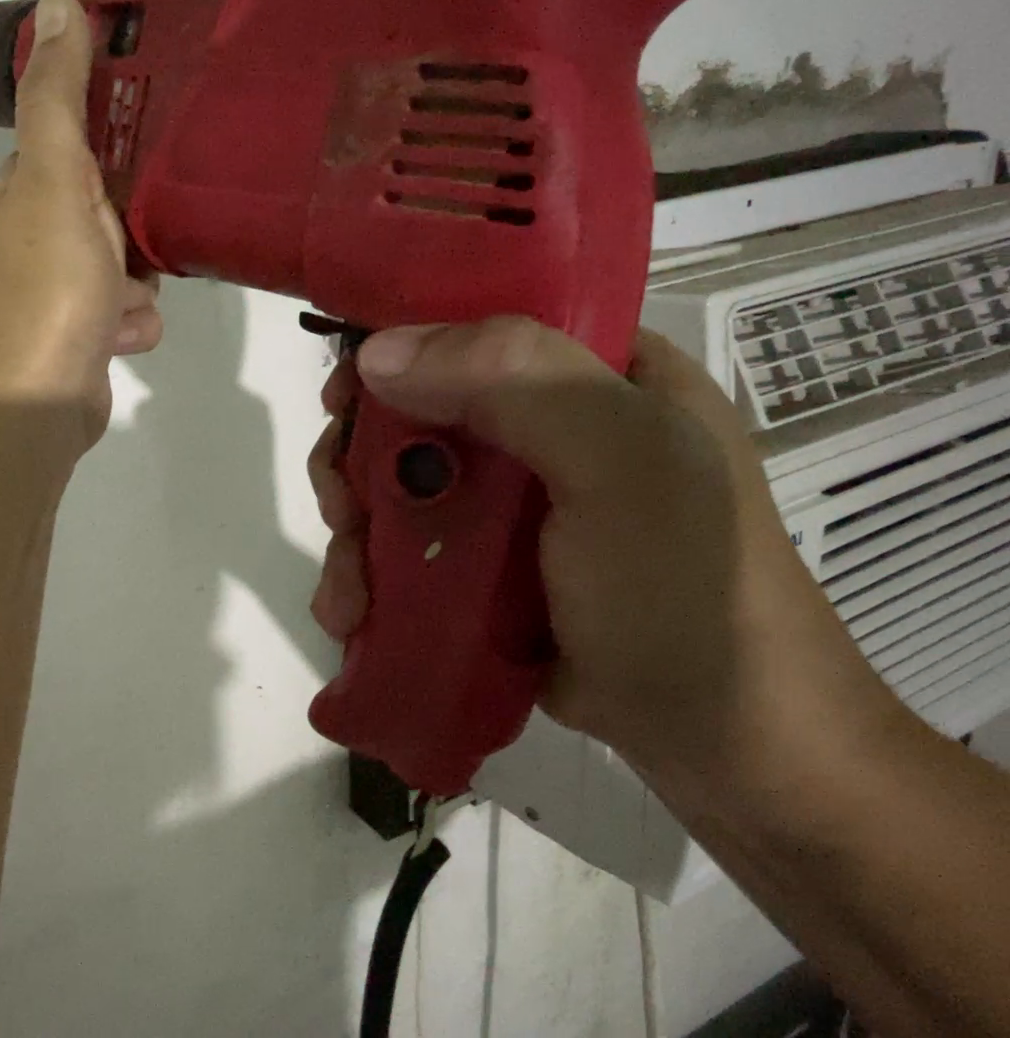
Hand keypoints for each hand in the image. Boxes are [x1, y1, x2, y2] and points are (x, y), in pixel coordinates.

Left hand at [0, 0, 162, 455]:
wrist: (38, 404)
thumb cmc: (49, 290)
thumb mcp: (55, 180)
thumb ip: (56, 99)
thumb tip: (56, 4)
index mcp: (20, 194)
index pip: (74, 141)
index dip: (115, 138)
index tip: (158, 139)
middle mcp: (32, 238)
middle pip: (109, 203)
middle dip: (137, 222)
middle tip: (147, 236)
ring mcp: (55, 291)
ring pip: (127, 261)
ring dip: (141, 279)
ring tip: (129, 298)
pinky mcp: (79, 335)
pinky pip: (127, 310)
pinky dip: (133, 321)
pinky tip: (125, 336)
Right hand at [308, 319, 874, 770]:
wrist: (716, 734)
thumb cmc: (685, 585)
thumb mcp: (623, 460)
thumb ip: (515, 384)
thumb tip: (375, 354)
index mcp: (595, 375)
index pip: (479, 324)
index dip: (401, 345)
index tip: (345, 391)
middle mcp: (543, 428)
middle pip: (415, 412)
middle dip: (361, 462)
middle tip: (342, 507)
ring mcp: (507, 502)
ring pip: (395, 487)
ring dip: (354, 534)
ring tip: (349, 592)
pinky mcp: (479, 565)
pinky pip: (401, 547)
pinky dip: (365, 576)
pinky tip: (353, 612)